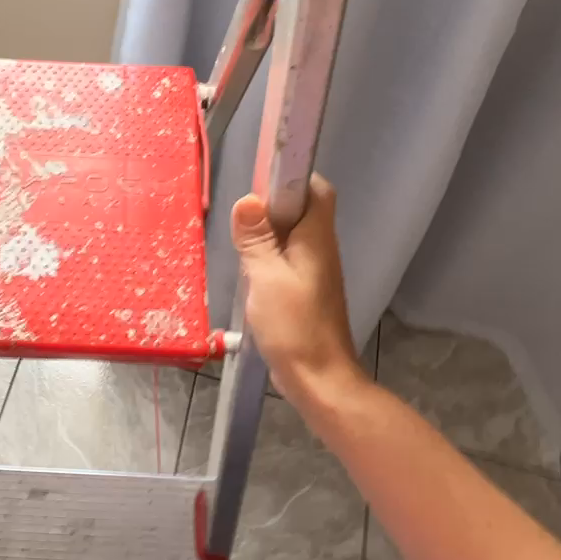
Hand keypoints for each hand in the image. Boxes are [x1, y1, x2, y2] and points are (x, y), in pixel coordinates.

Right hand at [233, 174, 364, 404]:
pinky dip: (266, 256)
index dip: (290, 178)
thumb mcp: (266, 278)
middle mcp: (320, 246)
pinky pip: (285, 256)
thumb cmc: (295, 327)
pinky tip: (248, 271)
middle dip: (269, 207)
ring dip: (265, 234)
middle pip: (299, 209)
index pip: (314, 188)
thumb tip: (247, 199)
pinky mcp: (305, 287)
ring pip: (290, 234)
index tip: (259, 184)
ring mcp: (314, 268)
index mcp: (316, 237)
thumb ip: (255, 239)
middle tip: (242, 220)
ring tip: (240, 245)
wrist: (320, 381)